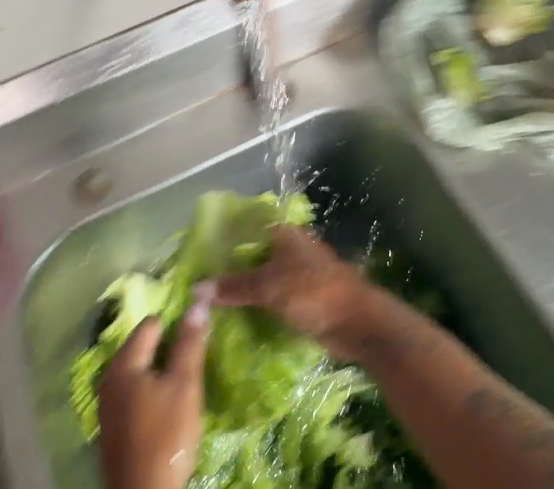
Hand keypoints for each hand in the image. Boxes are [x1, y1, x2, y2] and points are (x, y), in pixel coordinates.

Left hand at [97, 283, 212, 488]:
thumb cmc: (165, 436)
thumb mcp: (184, 386)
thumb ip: (189, 344)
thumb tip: (198, 302)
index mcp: (124, 363)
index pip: (151, 324)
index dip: (175, 323)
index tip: (196, 332)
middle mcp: (109, 377)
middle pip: (142, 347)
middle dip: (167, 347)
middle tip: (193, 357)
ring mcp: (108, 404)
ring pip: (138, 372)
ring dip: (159, 371)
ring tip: (184, 379)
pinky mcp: (113, 426)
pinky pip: (133, 393)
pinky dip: (149, 391)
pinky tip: (166, 405)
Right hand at [212, 226, 375, 358]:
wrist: (357, 323)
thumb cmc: (313, 293)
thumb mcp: (268, 287)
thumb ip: (233, 286)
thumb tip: (196, 288)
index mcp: (284, 234)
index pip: (246, 229)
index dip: (224, 240)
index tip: (198, 255)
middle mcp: (291, 249)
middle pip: (254, 254)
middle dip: (231, 268)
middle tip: (200, 282)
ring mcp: (299, 274)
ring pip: (264, 277)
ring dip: (244, 290)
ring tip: (212, 301)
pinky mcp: (304, 298)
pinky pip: (274, 297)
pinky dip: (259, 304)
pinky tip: (237, 315)